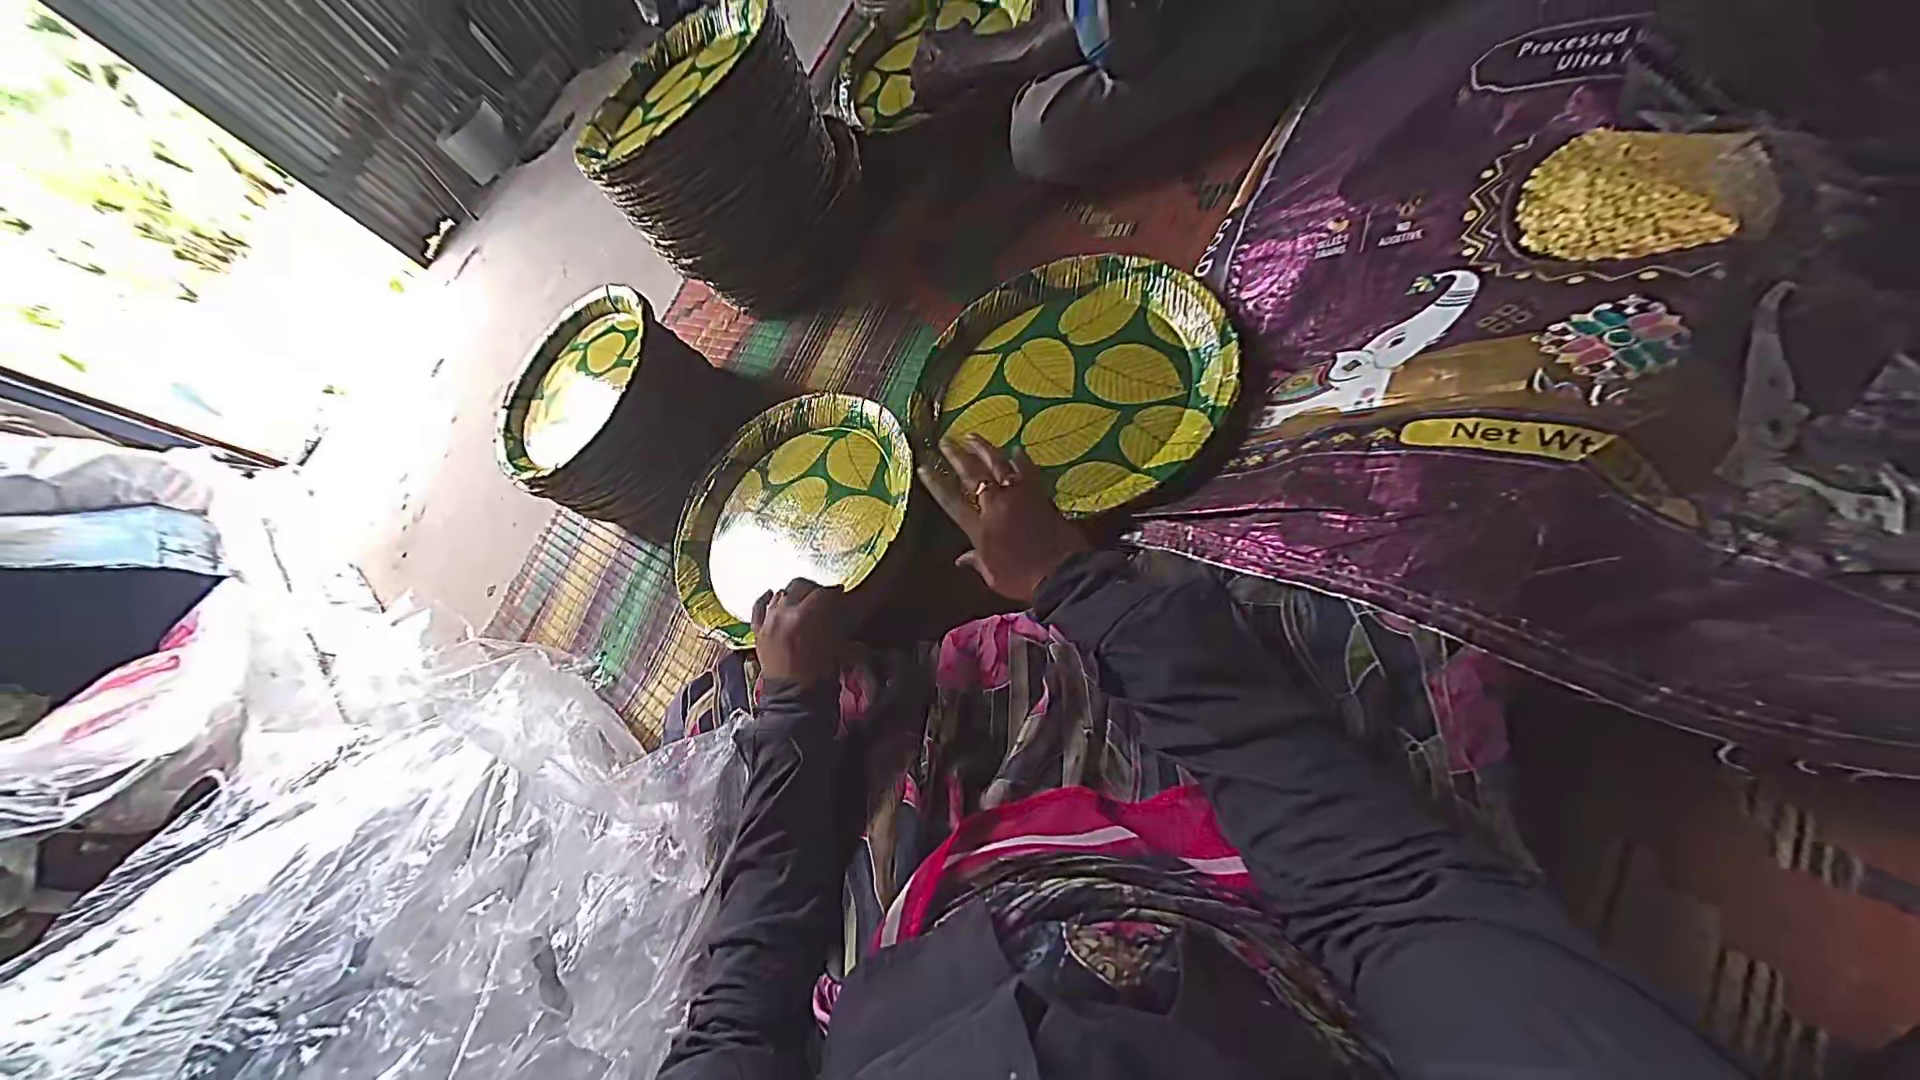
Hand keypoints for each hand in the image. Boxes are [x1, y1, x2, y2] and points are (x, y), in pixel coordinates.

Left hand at [752, 578, 844, 685]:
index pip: (822, 593)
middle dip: (813, 589)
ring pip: (780, 595)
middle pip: (799, 587)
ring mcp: (768, 622)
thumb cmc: (819, 676)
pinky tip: (772, 596)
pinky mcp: (758, 632)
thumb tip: (834, 606)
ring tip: (802, 601)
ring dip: (793, 595)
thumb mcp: (835, 644)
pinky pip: (759, 608)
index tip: (840, 593)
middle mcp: (783, 614)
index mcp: (806, 616)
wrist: (794, 701)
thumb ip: (832, 619)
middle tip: (823, 595)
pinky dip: (766, 600)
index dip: (834, 592)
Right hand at [918, 434, 1090, 603]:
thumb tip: (962, 559)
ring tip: (972, 436)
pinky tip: (1016, 449)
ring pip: (998, 465)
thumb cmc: (1023, 580)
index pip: (951, 501)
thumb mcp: (994, 576)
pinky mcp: (1039, 495)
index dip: (936, 483)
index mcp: (979, 528)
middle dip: (957, 456)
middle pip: (973, 475)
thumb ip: (977, 562)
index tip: (924, 467)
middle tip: (946, 440)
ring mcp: (1019, 497)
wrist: (1062, 574)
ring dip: (984, 449)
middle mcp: (996, 506)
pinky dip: (1020, 459)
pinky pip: (1027, 471)